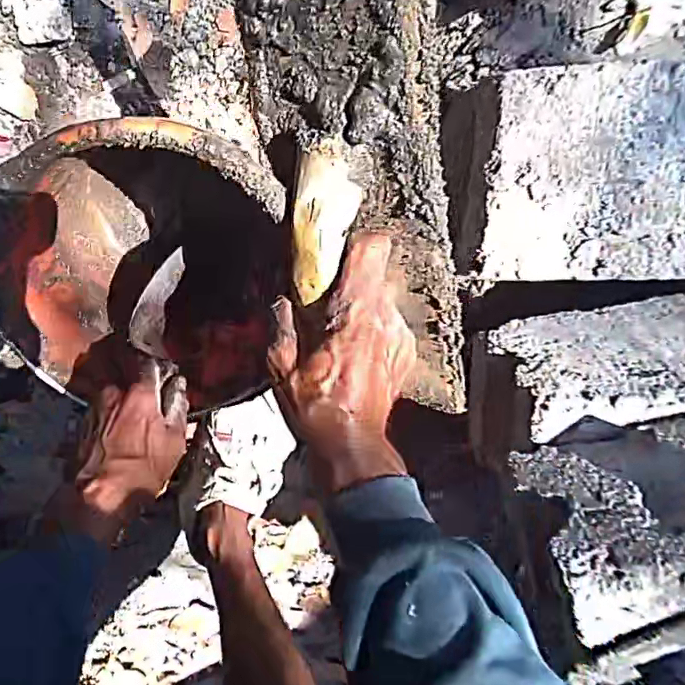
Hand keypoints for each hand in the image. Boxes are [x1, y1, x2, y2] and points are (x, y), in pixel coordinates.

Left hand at [50, 337, 189, 545]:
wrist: (99, 492)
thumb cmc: (141, 471)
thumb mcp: (173, 442)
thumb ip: (177, 409)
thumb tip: (179, 390)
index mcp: (140, 393)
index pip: (151, 363)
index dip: (161, 366)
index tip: (167, 374)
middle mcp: (114, 391)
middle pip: (128, 371)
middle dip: (140, 376)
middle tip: (151, 387)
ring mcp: (96, 404)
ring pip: (114, 387)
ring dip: (124, 393)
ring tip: (134, 410)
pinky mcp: (84, 418)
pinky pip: (102, 404)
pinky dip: (112, 408)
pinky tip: (119, 424)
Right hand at [267, 232, 414, 494]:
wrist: (352, 443)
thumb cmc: (319, 409)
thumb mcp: (281, 367)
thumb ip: (280, 325)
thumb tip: (281, 302)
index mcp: (355, 315)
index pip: (373, 249)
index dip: (353, 242)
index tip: (332, 248)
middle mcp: (385, 320)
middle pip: (378, 270)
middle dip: (351, 276)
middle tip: (324, 296)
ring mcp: (400, 336)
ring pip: (385, 296)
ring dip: (361, 302)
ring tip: (335, 328)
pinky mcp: (404, 352)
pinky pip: (389, 322)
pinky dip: (371, 325)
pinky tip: (350, 350)